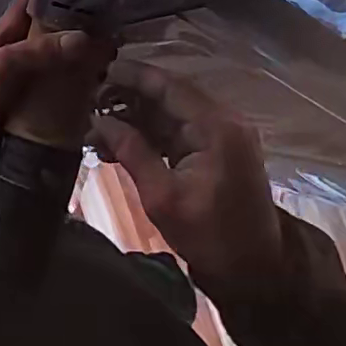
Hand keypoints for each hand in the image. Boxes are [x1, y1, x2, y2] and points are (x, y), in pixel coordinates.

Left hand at [0, 0, 115, 130]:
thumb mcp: (4, 65)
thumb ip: (40, 50)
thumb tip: (86, 39)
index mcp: (12, 26)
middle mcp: (28, 41)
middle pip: (60, 21)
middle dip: (85, 17)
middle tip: (117, 15)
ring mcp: (39, 67)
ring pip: (69, 48)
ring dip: (90, 46)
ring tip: (117, 44)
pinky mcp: (48, 91)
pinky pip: (71, 75)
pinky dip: (87, 73)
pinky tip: (106, 73)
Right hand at [89, 59, 284, 301]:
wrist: (256, 273)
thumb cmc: (211, 236)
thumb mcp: (163, 196)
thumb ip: (131, 151)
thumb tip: (97, 121)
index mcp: (216, 125)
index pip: (168, 85)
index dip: (132, 76)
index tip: (97, 72)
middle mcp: (222, 120)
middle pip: (168, 95)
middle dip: (128, 97)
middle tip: (88, 102)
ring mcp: (220, 134)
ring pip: (169, 112)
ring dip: (135, 117)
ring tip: (95, 126)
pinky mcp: (214, 150)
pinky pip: (175, 130)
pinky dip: (148, 134)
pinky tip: (117, 142)